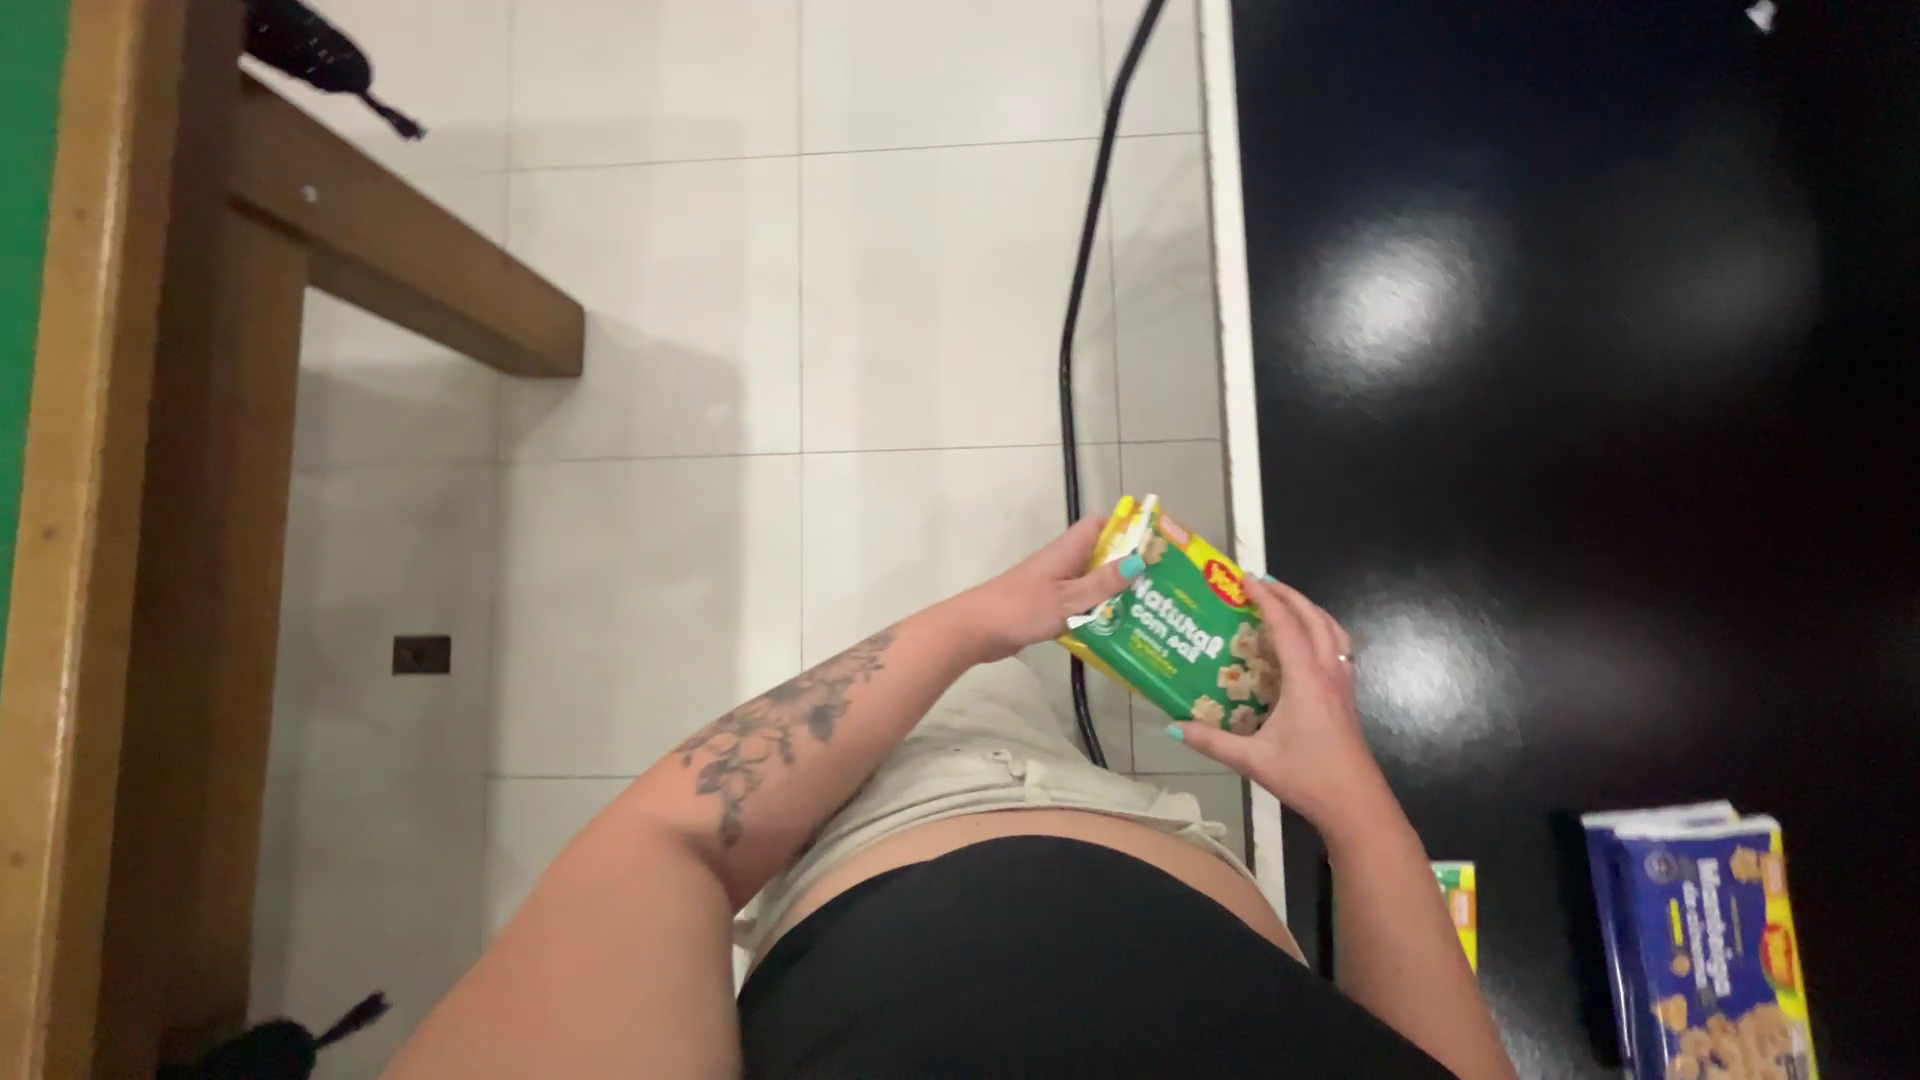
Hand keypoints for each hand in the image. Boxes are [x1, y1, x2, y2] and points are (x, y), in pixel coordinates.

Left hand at [948, 515, 1142, 662]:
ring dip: (1115, 593)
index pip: (1100, 524)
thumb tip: (1139, 561)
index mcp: (1068, 550)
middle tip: (1161, 585)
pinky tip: (1117, 630)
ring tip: (1148, 609)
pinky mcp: (1049, 605)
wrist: (977, 630)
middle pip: (1102, 554)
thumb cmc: (1022, 608)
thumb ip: (1102, 583)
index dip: (1126, 528)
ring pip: (1092, 581)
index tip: (1152, 544)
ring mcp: (1055, 584)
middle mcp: (1063, 561)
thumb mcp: (1068, 598)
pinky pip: (1081, 603)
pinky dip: (1097, 612)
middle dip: (1129, 567)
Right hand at [1171, 577, 1397, 839]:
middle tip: (1260, 582)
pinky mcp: (1347, 698)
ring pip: (1333, 631)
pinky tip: (1306, 640)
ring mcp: (1342, 685)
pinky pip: (1338, 649)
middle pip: (1315, 619)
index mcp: (1306, 681)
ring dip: (1310, 609)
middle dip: (1289, 595)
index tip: (1245, 579)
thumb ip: (1211, 742)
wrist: (1357, 806)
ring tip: (1285, 601)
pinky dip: (1322, 630)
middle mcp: (1328, 674)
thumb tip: (1172, 726)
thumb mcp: (1252, 761)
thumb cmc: (1307, 778)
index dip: (1266, 599)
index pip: (1286, 626)